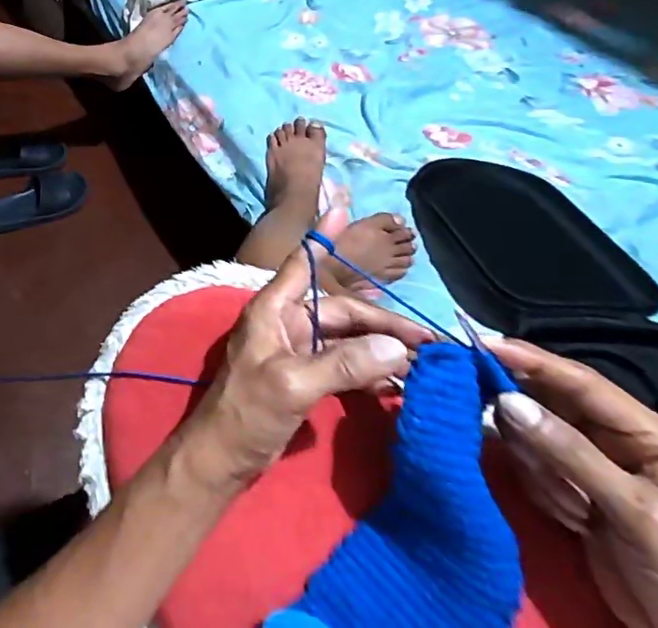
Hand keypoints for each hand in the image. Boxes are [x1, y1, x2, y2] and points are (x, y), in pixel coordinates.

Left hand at [181, 249, 432, 490]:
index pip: (302, 264)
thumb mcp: (292, 385)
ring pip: (348, 338)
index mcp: (272, 311)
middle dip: (384, 324)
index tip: (340, 202)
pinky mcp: (306, 375)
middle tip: (432, 345)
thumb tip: (396, 348)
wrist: (225, 454)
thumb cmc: (247, 410)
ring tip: (429, 365)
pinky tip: (402, 382)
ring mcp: (296, 350)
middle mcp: (286, 323)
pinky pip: (346, 363)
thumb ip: (342, 365)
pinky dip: (372, 370)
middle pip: (342, 311)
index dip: (322, 235)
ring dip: (384, 348)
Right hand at [488, 338, 657, 627]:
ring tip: (576, 511)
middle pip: (551, 405)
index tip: (479, 343)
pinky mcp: (577, 490)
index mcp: (655, 437)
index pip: (582, 383)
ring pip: (536, 436)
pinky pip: (534, 466)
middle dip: (535, 430)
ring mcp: (597, 466)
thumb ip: (571, 453)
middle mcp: (622, 442)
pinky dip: (542, 488)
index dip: (531, 360)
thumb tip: (506, 399)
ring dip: (542, 470)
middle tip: (532, 458)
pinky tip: (573, 520)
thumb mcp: (641, 515)